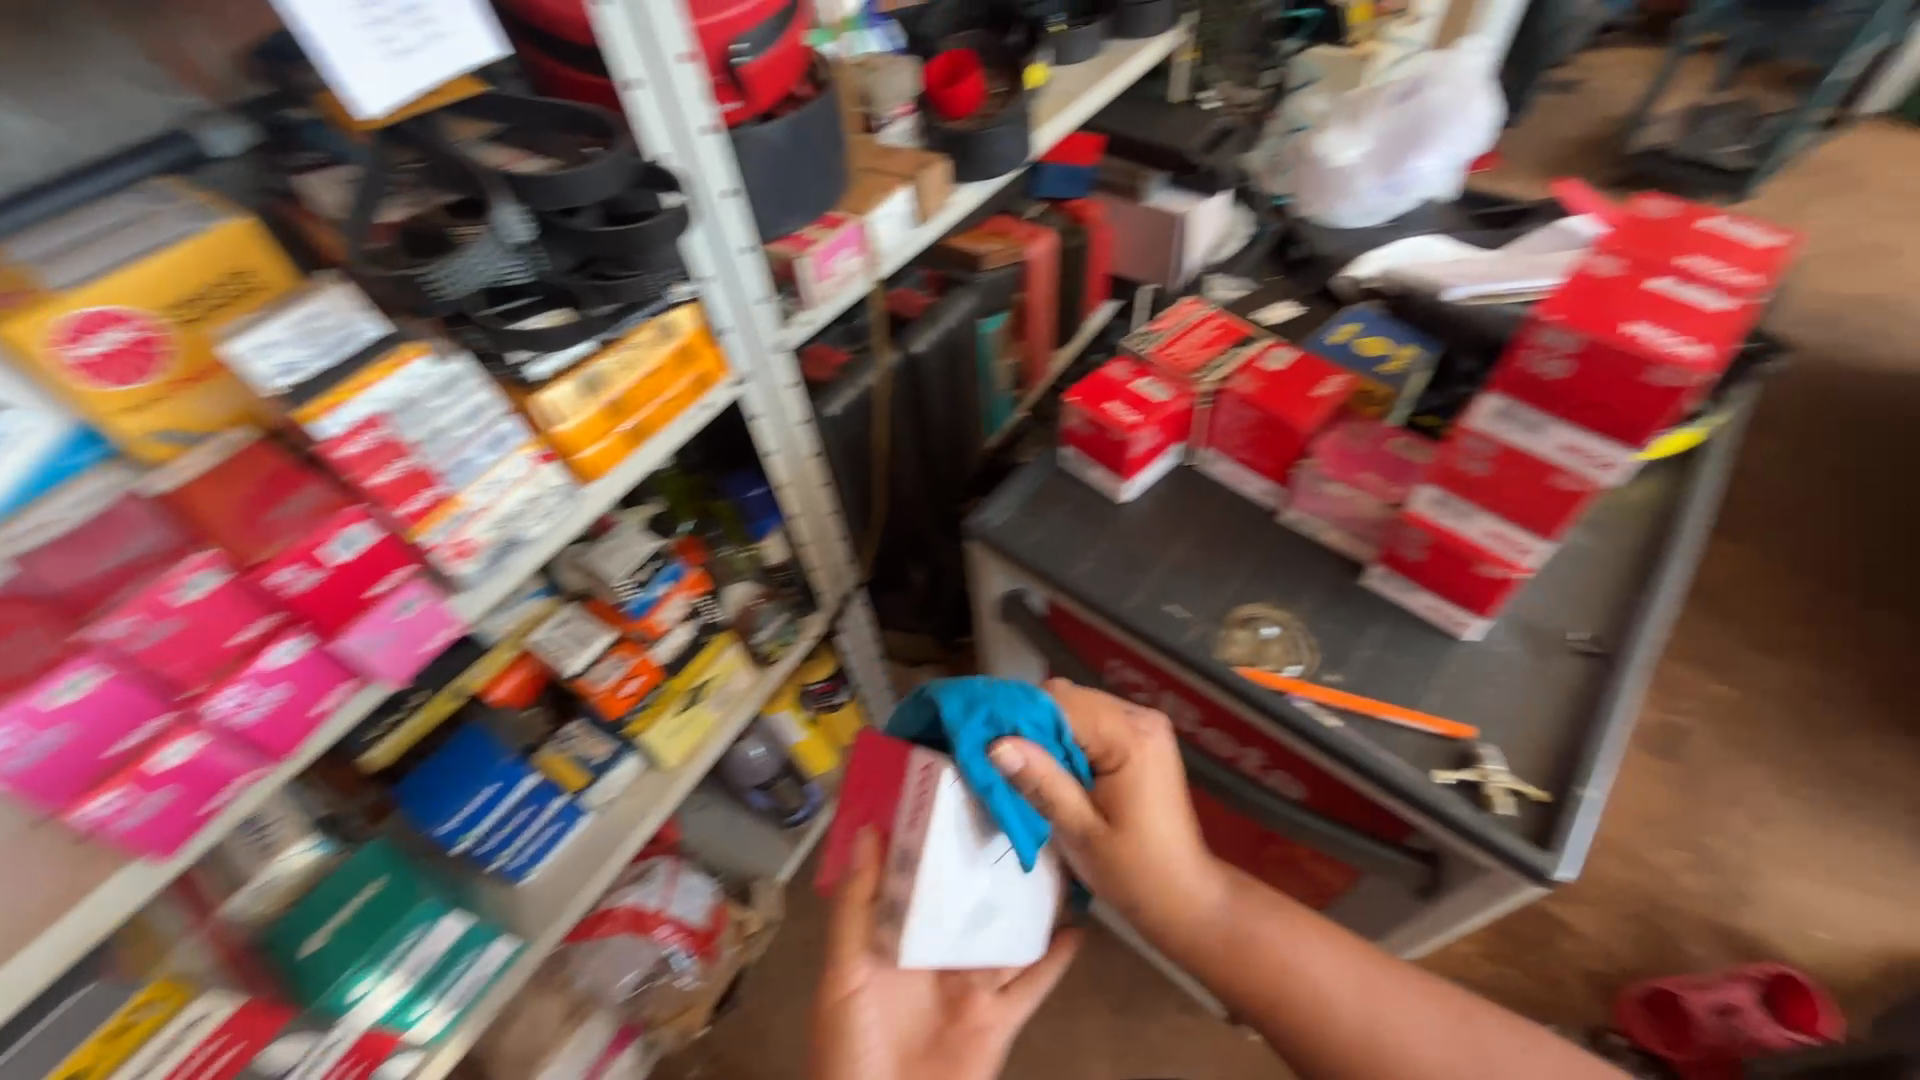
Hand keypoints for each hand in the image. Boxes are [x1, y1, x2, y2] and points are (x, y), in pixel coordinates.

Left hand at [810, 829, 1082, 1079]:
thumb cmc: (850, 1046)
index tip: (963, 795)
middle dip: (993, 866)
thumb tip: (868, 829)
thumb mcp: (843, 972)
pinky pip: (1033, 984)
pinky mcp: (998, 1019)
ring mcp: (971, 985)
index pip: (923, 877)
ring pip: (1009, 935)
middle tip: (1023, 817)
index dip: (941, 840)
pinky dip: (1056, 958)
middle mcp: (939, 953)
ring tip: (1058, 860)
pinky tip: (1078, 927)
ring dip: (1032, 905)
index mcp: (898, 937)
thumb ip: (856, 904)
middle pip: (973, 902)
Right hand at [988, 678, 1228, 942]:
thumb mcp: (1080, 833)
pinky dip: (1065, 737)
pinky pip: (1090, 719)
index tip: (983, 741)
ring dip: (1045, 731)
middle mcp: (1140, 717)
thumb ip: (1042, 784)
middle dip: (1029, 724)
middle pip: (1066, 698)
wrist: (1184, 895)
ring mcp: (1143, 723)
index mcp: (1130, 738)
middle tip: (1001, 760)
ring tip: (1025, 768)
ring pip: (1075, 705)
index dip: (1017, 717)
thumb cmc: (1134, 872)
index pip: (1059, 703)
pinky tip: (1054, 769)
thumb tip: (996, 745)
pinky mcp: (1140, 735)